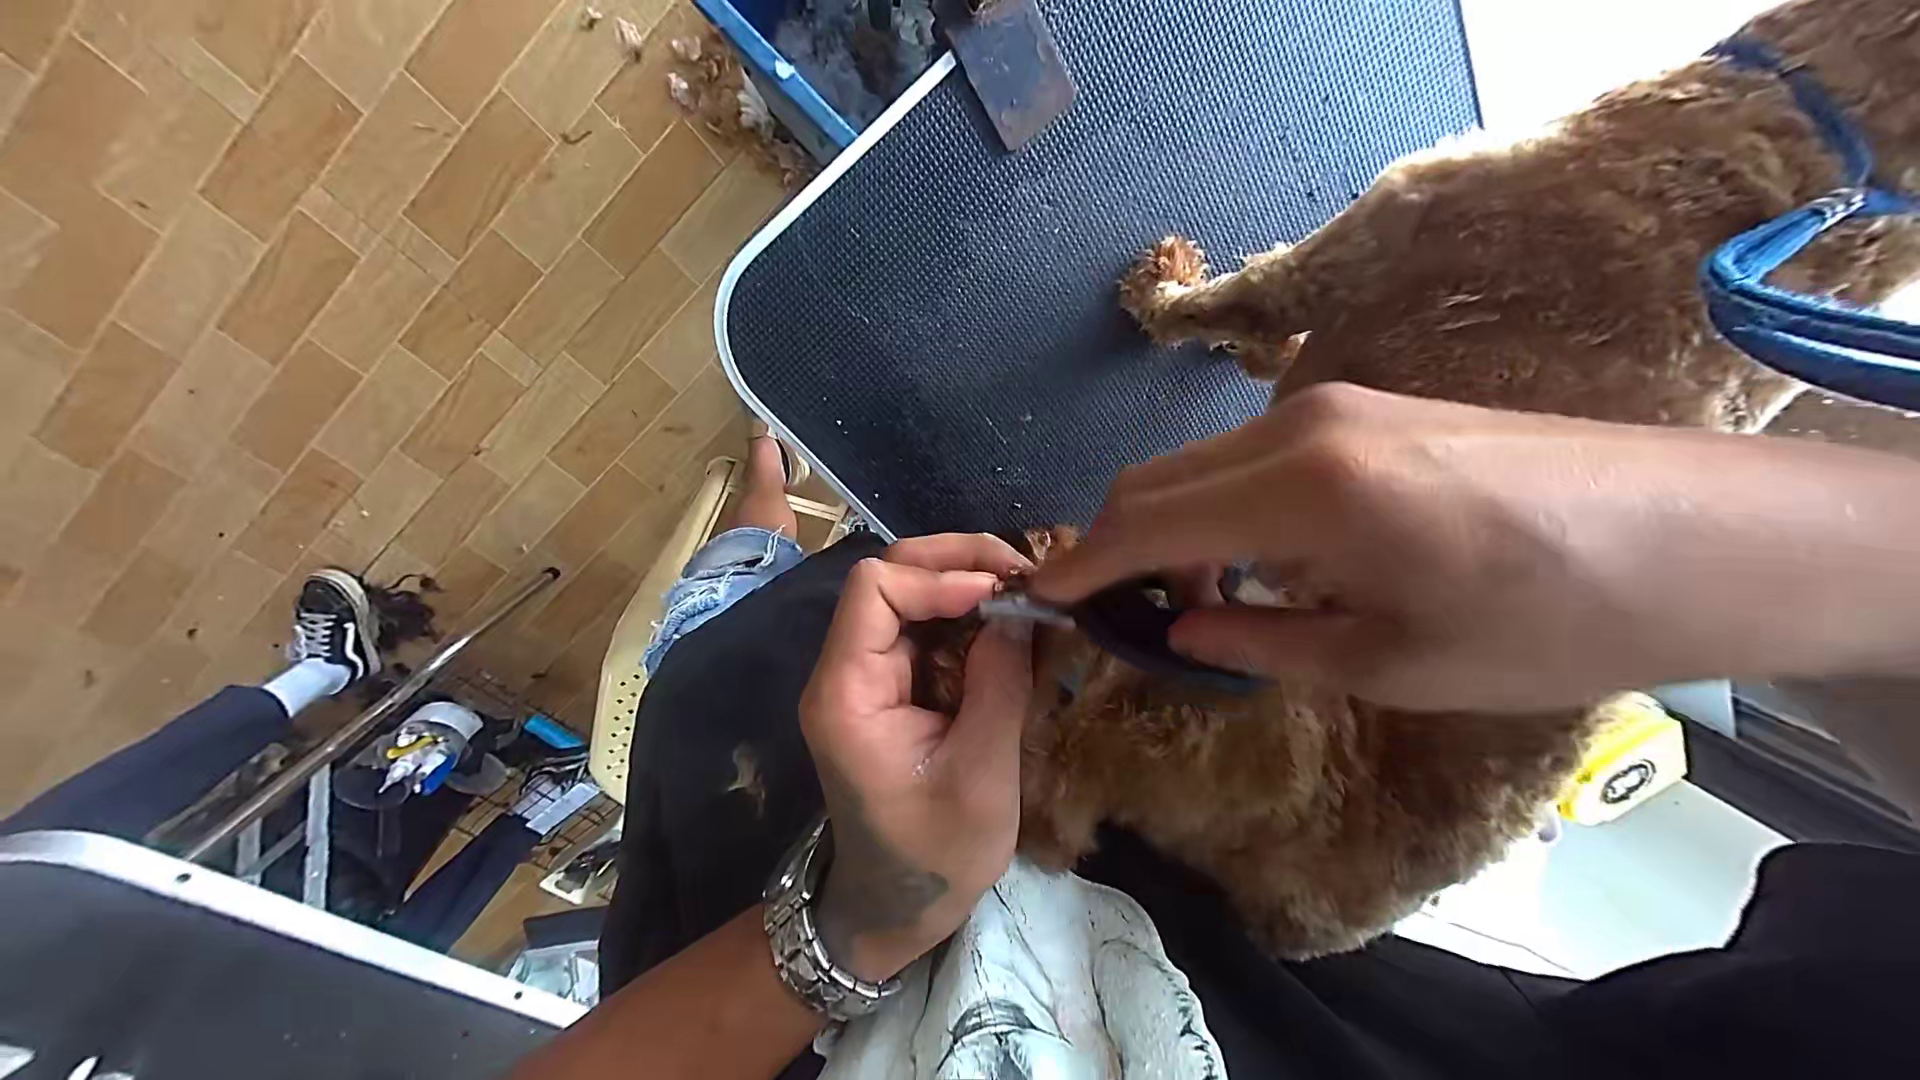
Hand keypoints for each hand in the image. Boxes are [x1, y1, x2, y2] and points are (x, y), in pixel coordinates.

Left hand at [800, 533, 1033, 979]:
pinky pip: (925, 622)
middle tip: (1022, 571)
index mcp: (846, 692)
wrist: (893, 903)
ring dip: (966, 577)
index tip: (1002, 596)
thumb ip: (999, 685)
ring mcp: (867, 672)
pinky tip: (1008, 616)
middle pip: (890, 575)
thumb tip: (1020, 610)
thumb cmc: (932, 856)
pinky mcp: (891, 680)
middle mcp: (846, 668)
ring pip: (908, 589)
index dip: (939, 577)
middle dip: (956, 560)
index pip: (874, 590)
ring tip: (1024, 588)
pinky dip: (967, 608)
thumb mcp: (980, 777)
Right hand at [1031, 383, 1919, 710]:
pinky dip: (1210, 507)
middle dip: (1111, 543)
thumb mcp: (1389, 663)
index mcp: (1306, 492)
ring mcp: (1325, 405)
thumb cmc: (1552, 621)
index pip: (1147, 522)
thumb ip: (1257, 643)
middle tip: (1110, 609)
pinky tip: (1245, 556)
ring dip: (1163, 527)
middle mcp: (1297, 427)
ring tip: (1186, 596)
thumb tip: (1177, 629)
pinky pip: (1238, 458)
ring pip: (1190, 465)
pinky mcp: (1352, 407)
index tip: (1040, 597)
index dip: (1083, 564)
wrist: (1712, 534)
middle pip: (1152, 480)